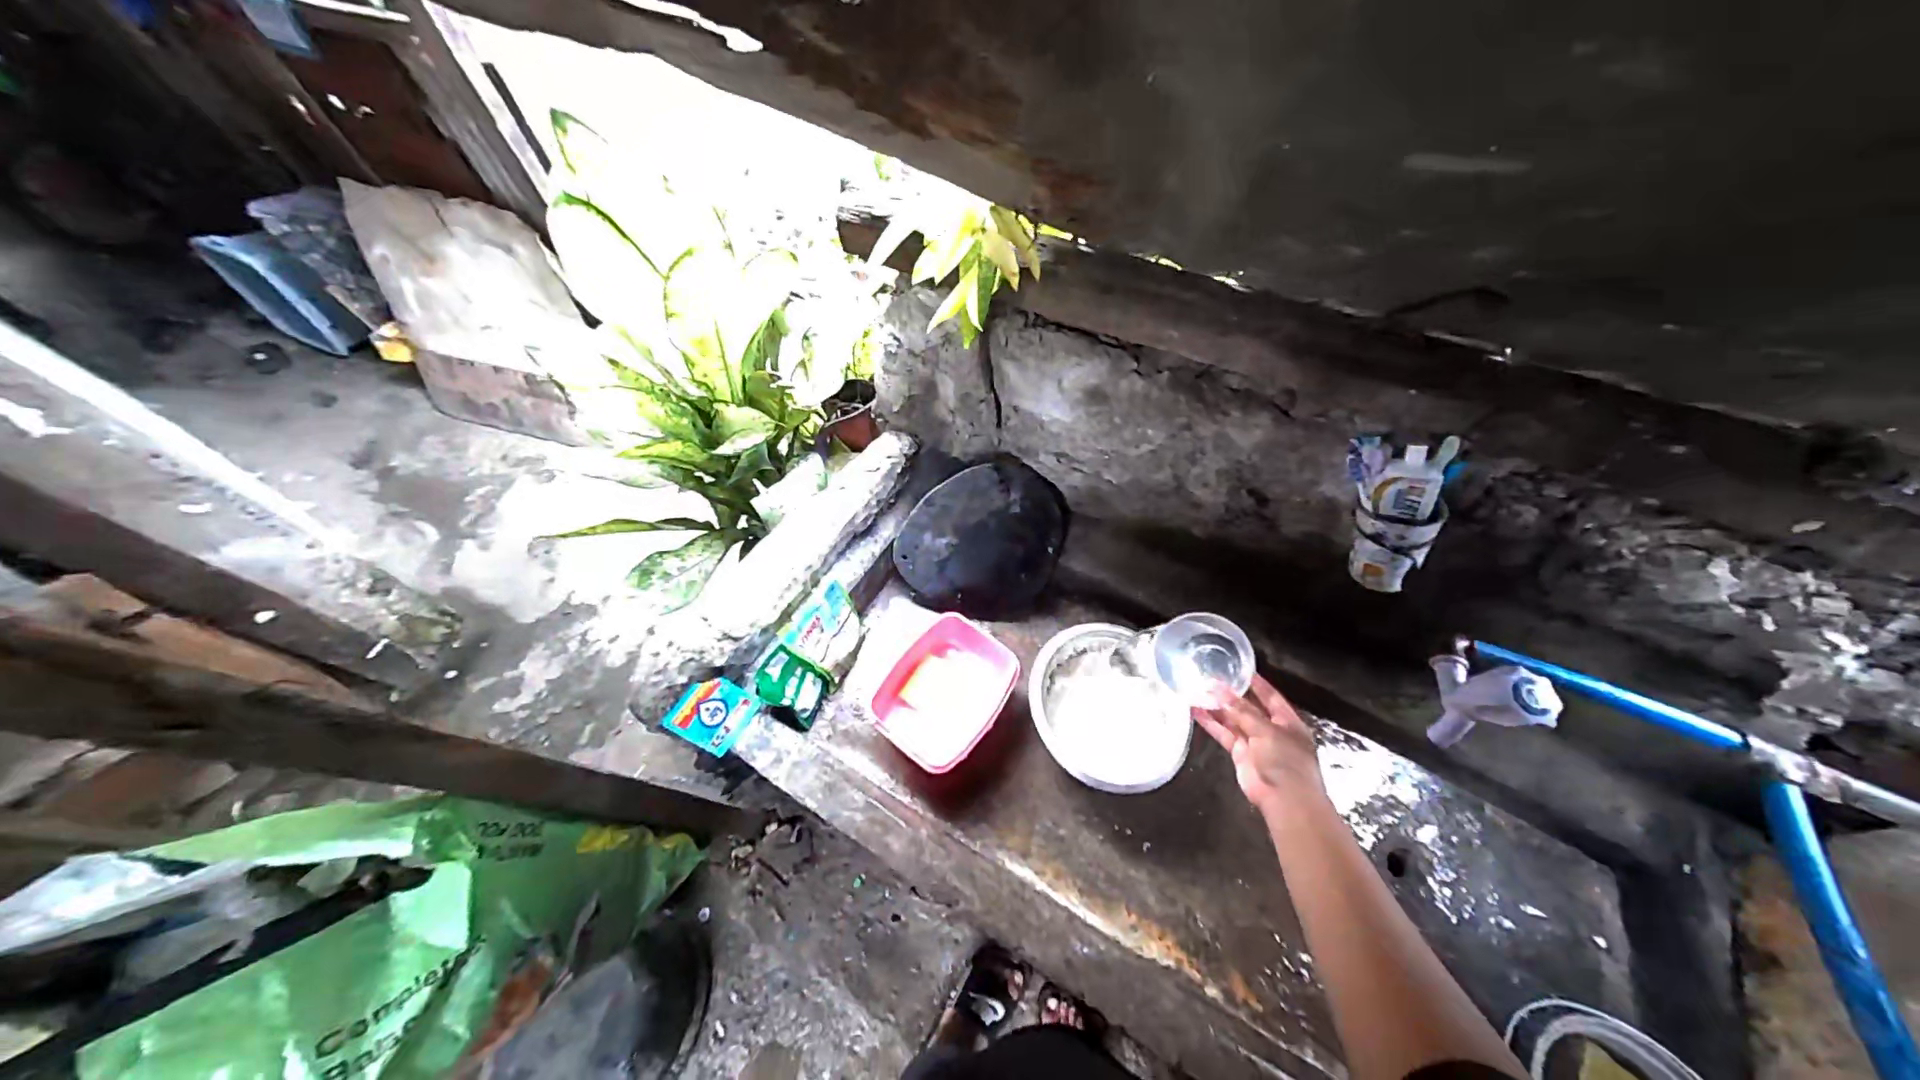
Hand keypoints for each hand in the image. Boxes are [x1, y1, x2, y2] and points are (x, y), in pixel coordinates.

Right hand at [1193, 674, 1321, 815]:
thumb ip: (1242, 711)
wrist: (1285, 799)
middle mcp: (1272, 730)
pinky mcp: (1240, 754)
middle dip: (1231, 695)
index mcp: (1288, 721)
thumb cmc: (1286, 760)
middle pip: (1249, 708)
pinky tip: (1196, 711)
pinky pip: (1225, 734)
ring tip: (1198, 690)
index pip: (1270, 696)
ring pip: (1234, 720)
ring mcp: (1255, 743)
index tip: (1240, 668)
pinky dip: (1211, 724)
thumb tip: (1221, 690)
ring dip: (1217, 708)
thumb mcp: (1267, 730)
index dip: (1256, 683)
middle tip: (1210, 678)